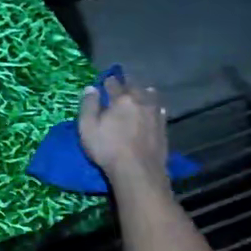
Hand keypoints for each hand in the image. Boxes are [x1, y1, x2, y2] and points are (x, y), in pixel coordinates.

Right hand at [78, 71, 169, 186]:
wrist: (138, 170)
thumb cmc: (107, 148)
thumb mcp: (88, 127)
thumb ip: (88, 105)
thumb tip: (90, 88)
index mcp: (121, 99)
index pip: (113, 83)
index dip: (107, 81)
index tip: (104, 81)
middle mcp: (141, 101)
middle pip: (134, 86)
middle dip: (126, 83)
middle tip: (121, 83)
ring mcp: (155, 113)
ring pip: (150, 95)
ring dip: (143, 92)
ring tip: (140, 93)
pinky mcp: (163, 126)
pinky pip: (159, 109)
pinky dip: (154, 106)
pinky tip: (153, 109)